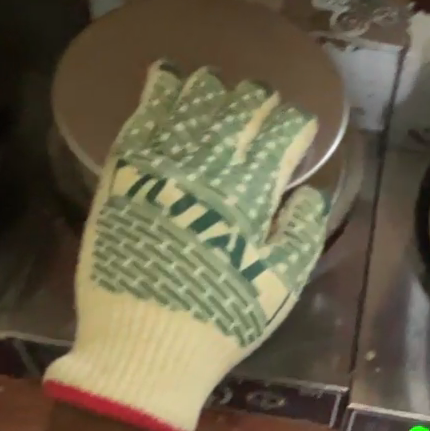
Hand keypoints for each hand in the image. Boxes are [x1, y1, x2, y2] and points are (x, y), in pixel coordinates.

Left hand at [45, 62, 326, 430]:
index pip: (281, 136)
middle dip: (255, 99)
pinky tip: (162, 81)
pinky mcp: (120, 180)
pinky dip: (153, 97)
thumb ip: (302, 234)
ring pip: (188, 107)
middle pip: (237, 112)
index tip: (299, 128)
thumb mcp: (281, 288)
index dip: (295, 125)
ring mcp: (159, 170)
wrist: (144, 349)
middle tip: (260, 100)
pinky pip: (139, 124)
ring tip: (212, 81)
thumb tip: (309, 192)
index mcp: (253, 195)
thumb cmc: (219, 322)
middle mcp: (207, 170)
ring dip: (205, 88)